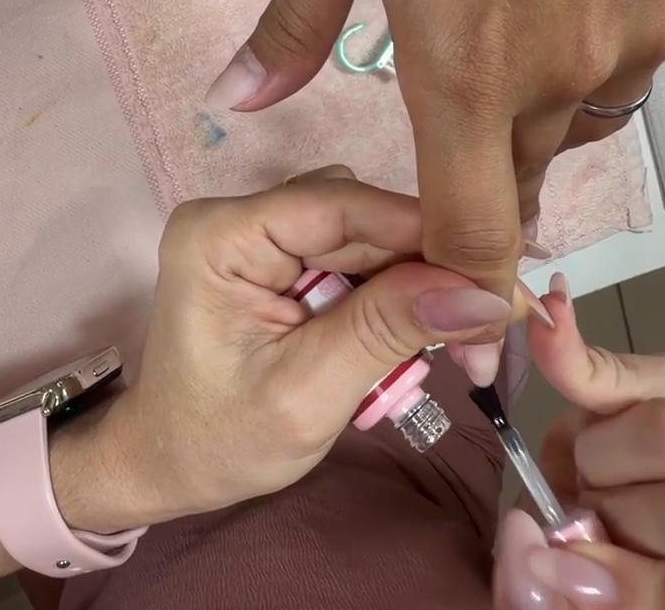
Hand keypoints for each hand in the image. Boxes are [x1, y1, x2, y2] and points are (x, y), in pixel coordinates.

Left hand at [68, 170, 515, 529]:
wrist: (167, 461)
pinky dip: (388, 288)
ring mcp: (254, 231)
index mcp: (221, 234)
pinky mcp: (273, 254)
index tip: (497, 269)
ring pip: (360, 232)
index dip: (422, 229)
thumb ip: (387, 330)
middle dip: (424, 263)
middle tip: (495, 314)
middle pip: (354, 214)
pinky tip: (418, 323)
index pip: (337, 203)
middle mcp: (236, 215)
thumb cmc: (219, 440)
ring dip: (412, 277)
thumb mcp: (307, 392)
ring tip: (461, 329)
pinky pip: (348, 253)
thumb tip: (483, 292)